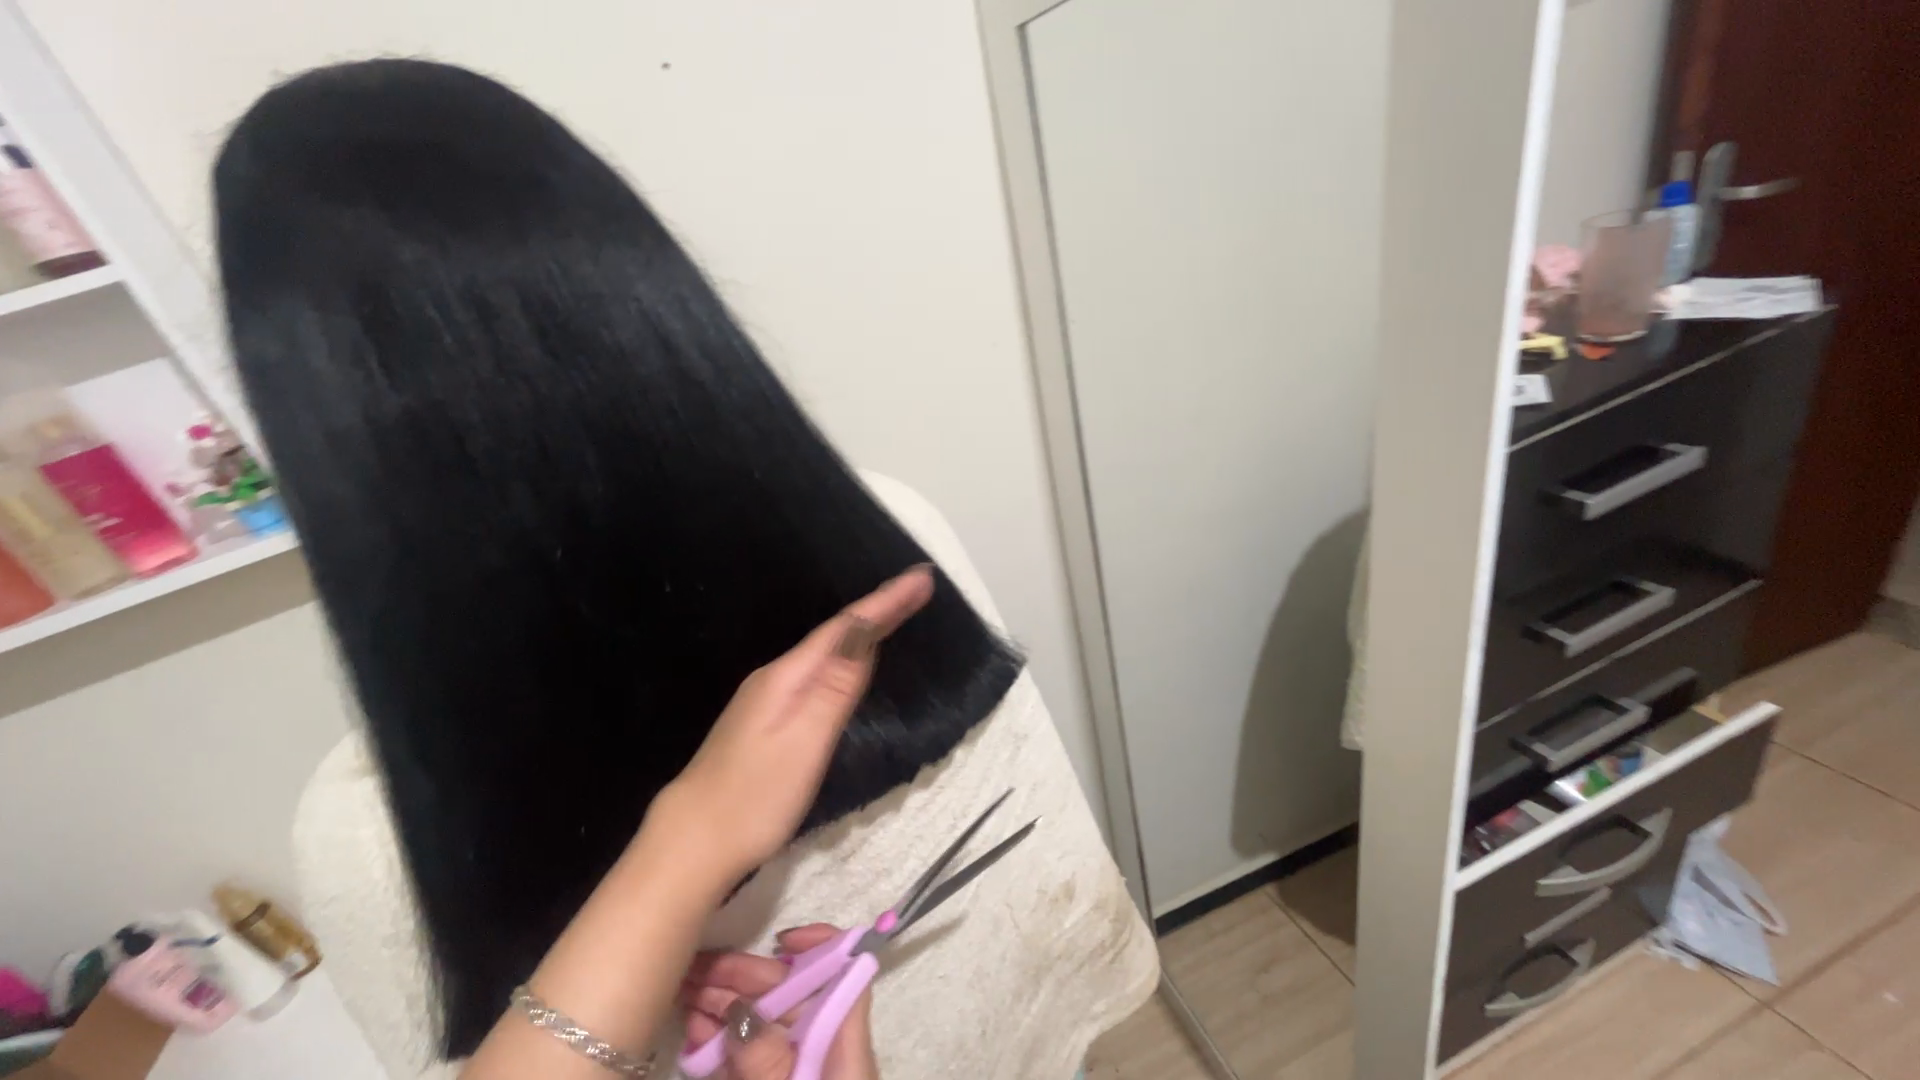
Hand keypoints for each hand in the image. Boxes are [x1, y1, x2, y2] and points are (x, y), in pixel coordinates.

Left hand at [646, 565, 935, 885]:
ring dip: (861, 631)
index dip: (884, 602)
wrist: (693, 843)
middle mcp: (775, 679)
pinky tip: (851, 664)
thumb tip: (865, 630)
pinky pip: (815, 676)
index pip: (844, 629)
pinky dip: (843, 659)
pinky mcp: (766, 724)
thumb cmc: (755, 797)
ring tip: (894, 612)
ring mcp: (766, 701)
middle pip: (834, 635)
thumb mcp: (804, 740)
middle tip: (917, 590)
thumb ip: (835, 687)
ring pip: (824, 654)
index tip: (921, 578)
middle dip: (877, 609)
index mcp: (787, 678)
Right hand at [681, 925, 879, 1079]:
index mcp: (844, 1046)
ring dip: (723, 1005)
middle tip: (692, 965)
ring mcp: (797, 1070)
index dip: (821, 947)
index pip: (848, 977)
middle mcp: (824, 1050)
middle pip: (789, 997)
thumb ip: (765, 1061)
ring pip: (762, 1025)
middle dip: (742, 977)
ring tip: (683, 990)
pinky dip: (721, 1042)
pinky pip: (748, 1057)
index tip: (780, 940)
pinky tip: (693, 1027)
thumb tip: (738, 1013)